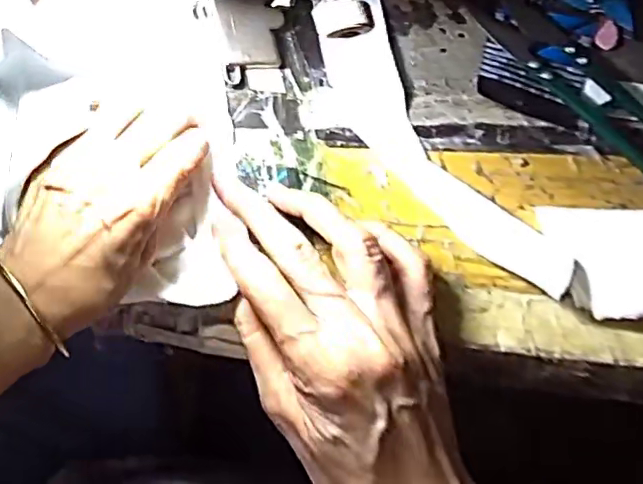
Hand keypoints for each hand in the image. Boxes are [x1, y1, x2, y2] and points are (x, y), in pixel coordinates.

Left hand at [0, 111, 208, 345]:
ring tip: (157, 106)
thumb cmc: (86, 287)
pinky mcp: (56, 157)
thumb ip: (160, 224)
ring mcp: (79, 160)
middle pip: (150, 129)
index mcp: (134, 206)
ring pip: (117, 116)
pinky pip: (87, 124)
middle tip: (190, 113)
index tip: (205, 139)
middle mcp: (108, 174)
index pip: (175, 161)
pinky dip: (107, 112)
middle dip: (176, 117)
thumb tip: (179, 192)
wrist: (27, 282)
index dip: (195, 146)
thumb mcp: (137, 266)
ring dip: (143, 108)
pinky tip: (116, 109)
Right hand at [211, 175, 468, 483]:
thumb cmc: (344, 462)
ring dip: (314, 208)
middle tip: (231, 185)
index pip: (261, 278)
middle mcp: (362, 335)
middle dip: (256, 209)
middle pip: (299, 251)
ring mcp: (400, 328)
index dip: (232, 242)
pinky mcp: (427, 329)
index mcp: (318, 359)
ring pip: (356, 244)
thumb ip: (257, 338)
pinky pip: (412, 267)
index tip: (216, 218)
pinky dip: (381, 236)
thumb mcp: (278, 404)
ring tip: (282, 194)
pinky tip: (351, 224)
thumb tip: (241, 286)